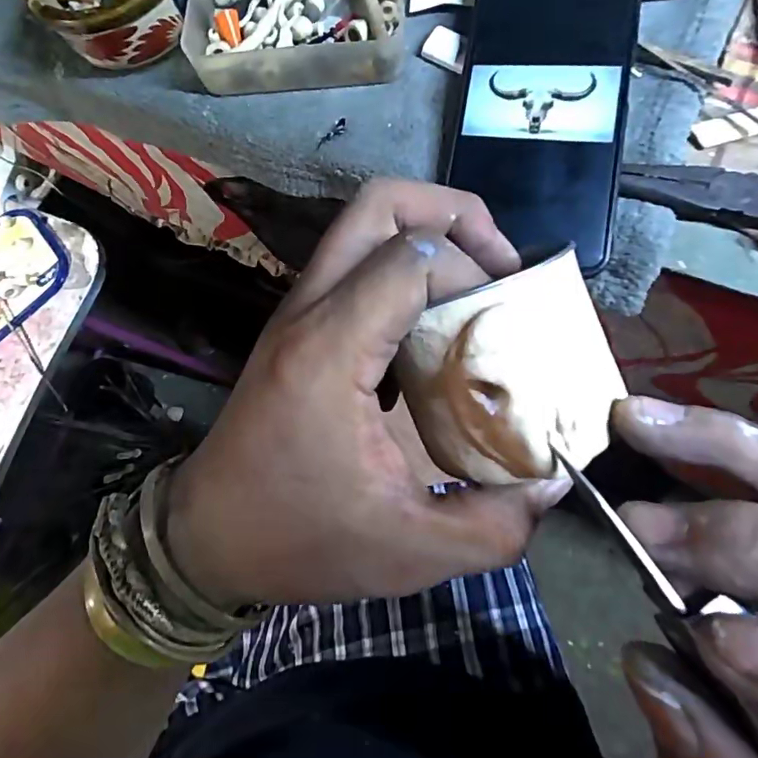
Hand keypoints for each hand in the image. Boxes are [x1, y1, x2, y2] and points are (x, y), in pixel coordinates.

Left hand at [166, 180, 571, 607]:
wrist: (206, 538)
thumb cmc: (295, 540)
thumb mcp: (409, 551)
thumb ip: (495, 524)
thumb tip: (550, 484)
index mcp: (329, 350)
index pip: (413, 255)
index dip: (477, 270)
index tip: (510, 321)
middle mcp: (306, 313)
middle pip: (378, 205)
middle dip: (454, 215)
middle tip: (502, 269)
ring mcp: (292, 316)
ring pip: (359, 229)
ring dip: (426, 240)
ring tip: (477, 293)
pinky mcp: (291, 332)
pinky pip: (350, 269)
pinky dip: (398, 273)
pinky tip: (429, 333)